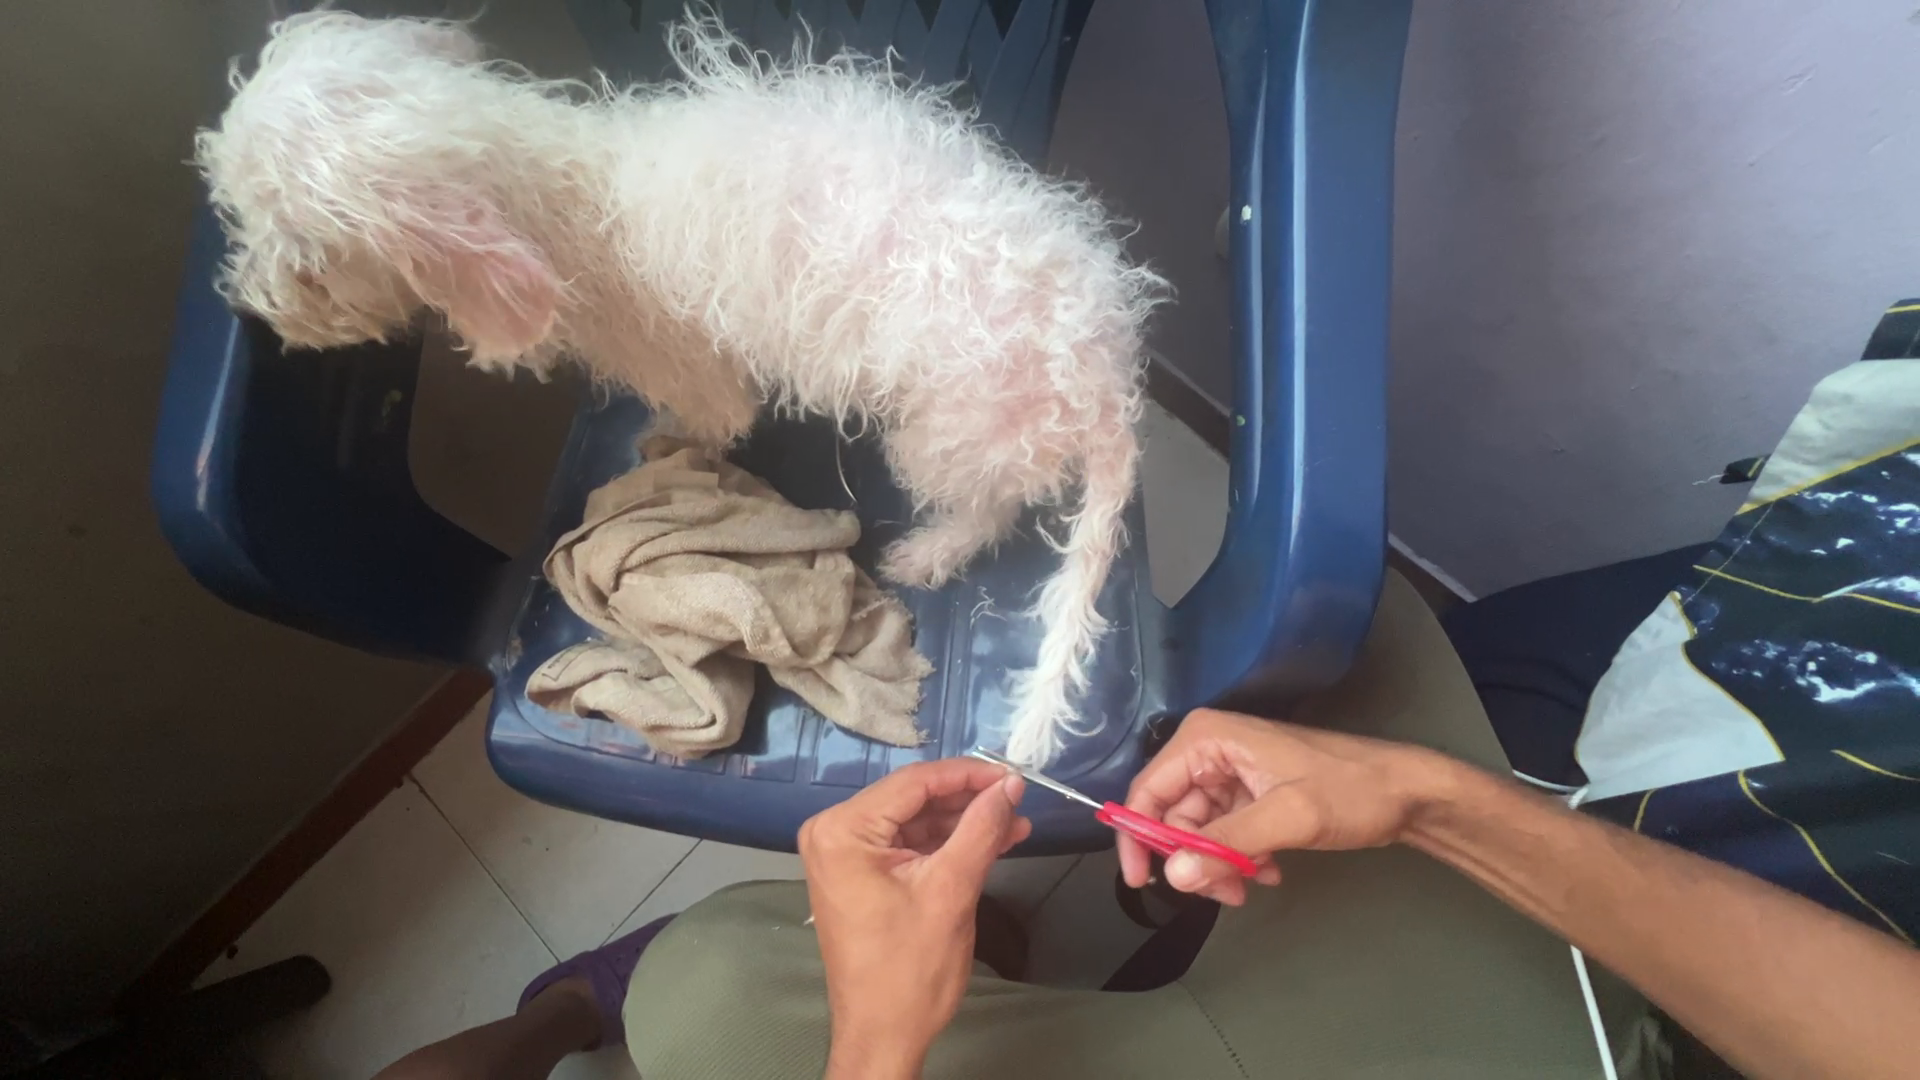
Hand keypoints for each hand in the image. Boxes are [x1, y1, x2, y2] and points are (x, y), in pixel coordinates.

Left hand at [800, 758, 1030, 1079]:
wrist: (883, 1038)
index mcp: (843, 829)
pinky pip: (909, 841)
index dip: (967, 774)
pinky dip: (948, 841)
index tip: (1012, 775)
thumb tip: (1010, 784)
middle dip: (969, 800)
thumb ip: (982, 828)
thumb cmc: (910, 970)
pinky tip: (990, 839)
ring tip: (1014, 822)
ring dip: (964, 821)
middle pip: (915, 798)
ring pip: (916, 818)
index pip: (914, 782)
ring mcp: (846, 851)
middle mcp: (835, 830)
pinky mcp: (861, 870)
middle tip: (1017, 799)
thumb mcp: (951, 890)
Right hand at [1118, 709, 1448, 905]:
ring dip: (1219, 863)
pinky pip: (1222, 832)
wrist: (1407, 792)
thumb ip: (1226, 844)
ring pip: (1197, 830)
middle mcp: (1208, 751)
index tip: (1139, 882)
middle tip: (1226, 893)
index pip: (1149, 788)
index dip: (1138, 835)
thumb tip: (1173, 877)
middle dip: (1194, 858)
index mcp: (1205, 739)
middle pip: (1172, 814)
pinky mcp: (1247, 793)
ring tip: (1253, 885)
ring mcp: (1228, 773)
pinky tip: (1270, 871)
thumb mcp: (1287, 816)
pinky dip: (1239, 857)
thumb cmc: (1348, 791)